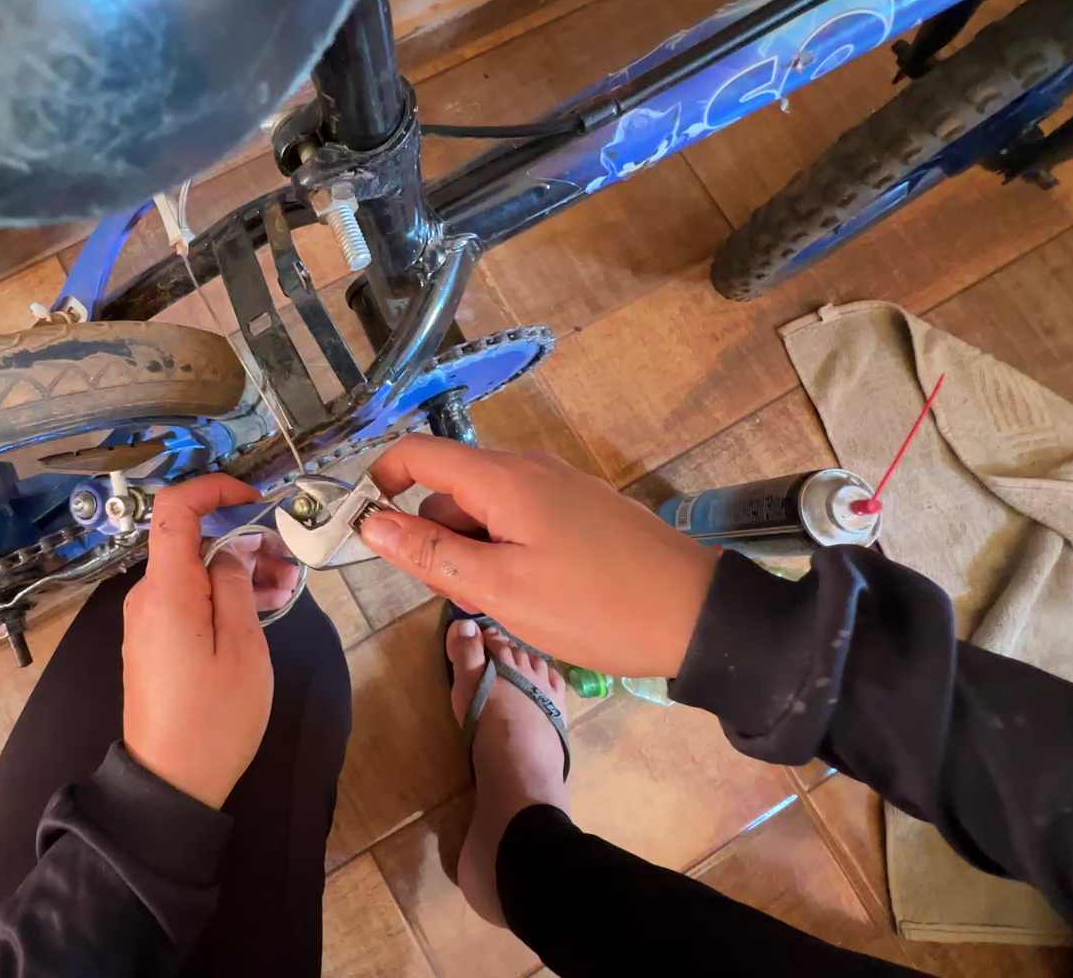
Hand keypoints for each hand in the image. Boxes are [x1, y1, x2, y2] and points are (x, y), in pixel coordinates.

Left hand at [122, 474, 276, 808]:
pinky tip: (263, 606)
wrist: (168, 784)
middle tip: (290, 559)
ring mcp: (149, 618)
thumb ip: (234, 585)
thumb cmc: (213, 717)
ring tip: (287, 587)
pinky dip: (224, 595)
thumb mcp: (242, 648)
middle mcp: (149, 595)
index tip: (254, 501)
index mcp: (167, 589)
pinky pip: (190, 599)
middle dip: (243, 539)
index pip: (175, 508)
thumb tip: (230, 549)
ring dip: (239, 570)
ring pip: (196, 572)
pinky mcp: (156, 639)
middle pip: (193, 541)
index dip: (213, 489)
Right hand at [357, 435, 719, 677]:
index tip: (367, 527)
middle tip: (459, 592)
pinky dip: (503, 546)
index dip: (380, 481)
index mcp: (501, 478)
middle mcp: (526, 468)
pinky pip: (517, 516)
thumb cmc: (593, 605)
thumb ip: (428, 552)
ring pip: (483, 506)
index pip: (417, 453)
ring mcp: (557, 486)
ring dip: (471, 547)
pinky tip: (531, 589)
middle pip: (449, 486)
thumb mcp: (499, 588)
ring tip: (502, 600)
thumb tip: (368, 521)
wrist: (704, 619)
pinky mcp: (579, 508)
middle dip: (434, 534)